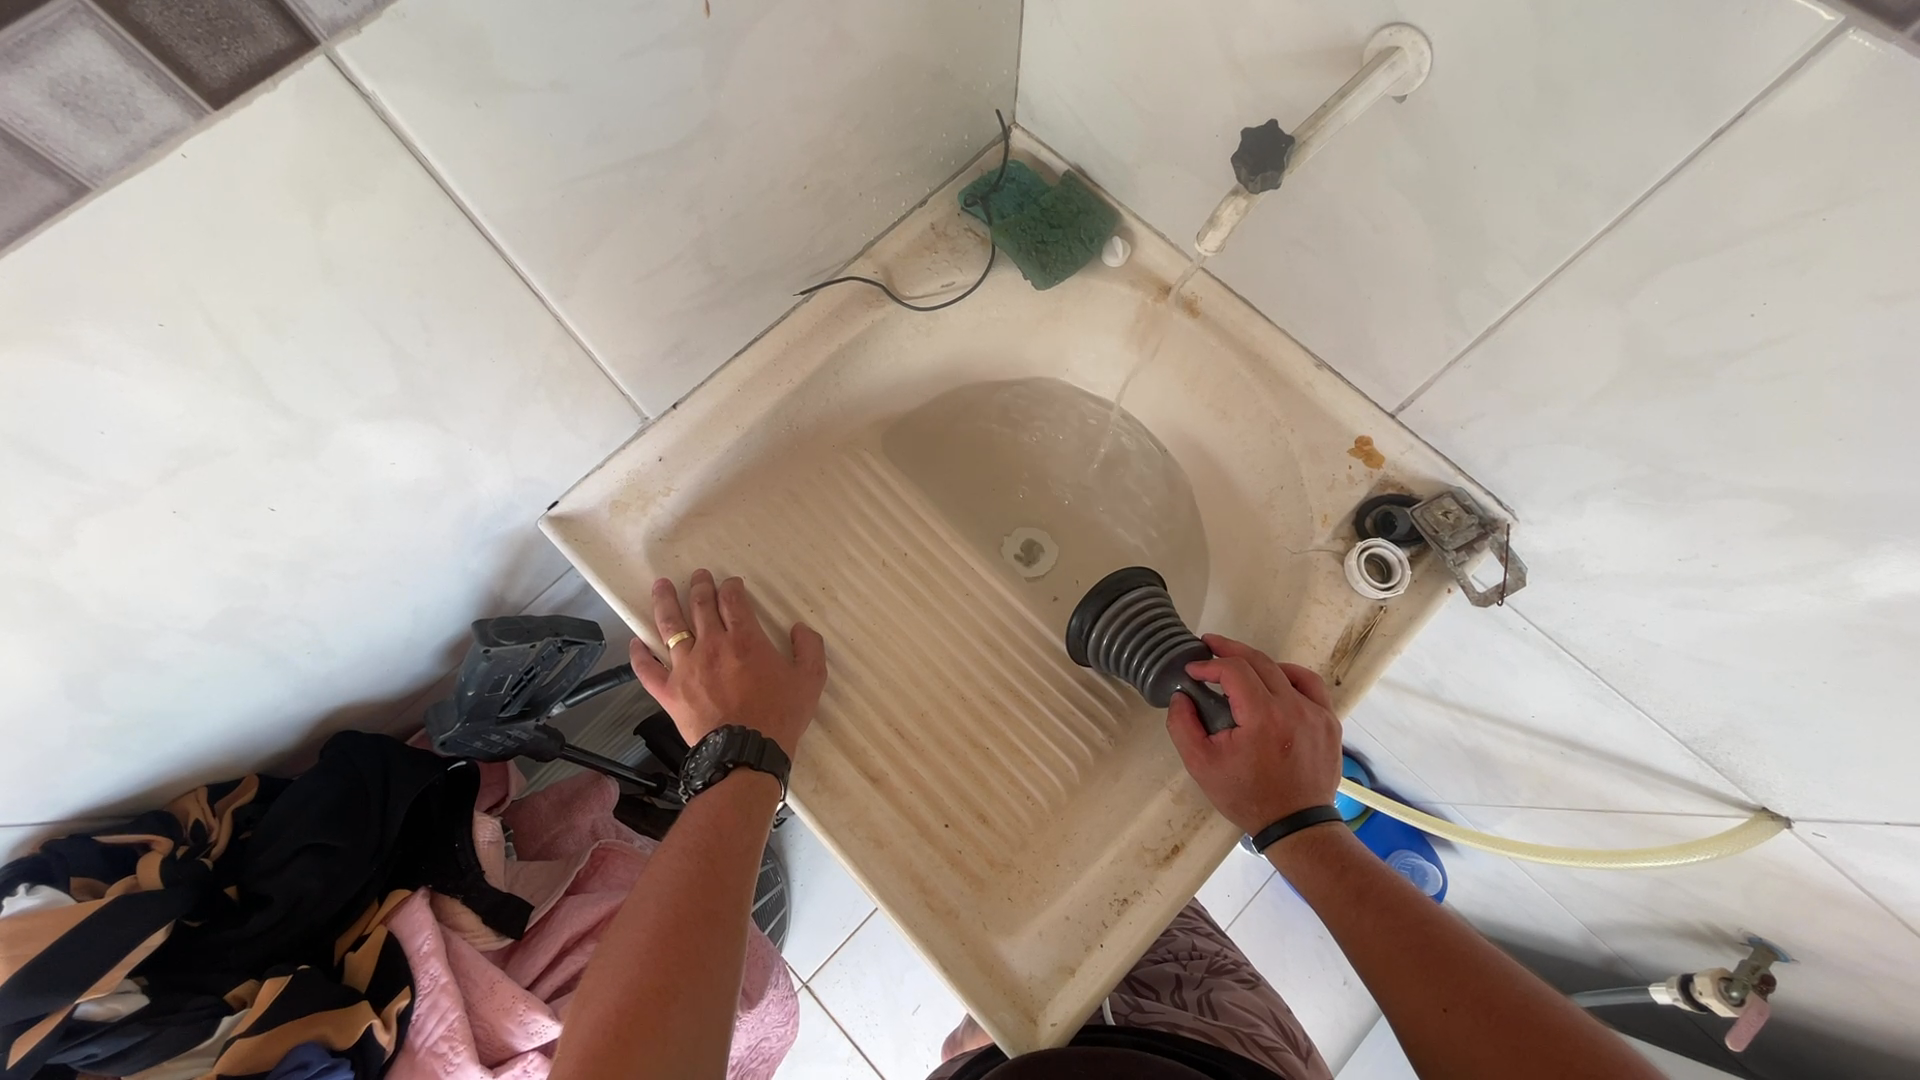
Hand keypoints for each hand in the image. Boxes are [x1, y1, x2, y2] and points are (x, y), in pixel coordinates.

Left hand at [630, 569, 826, 757]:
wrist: (746, 754)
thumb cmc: (780, 716)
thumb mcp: (811, 680)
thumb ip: (810, 648)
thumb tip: (799, 628)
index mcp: (746, 640)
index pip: (733, 601)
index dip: (731, 587)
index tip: (731, 583)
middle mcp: (712, 646)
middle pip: (700, 606)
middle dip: (700, 586)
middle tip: (699, 575)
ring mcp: (685, 668)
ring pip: (670, 627)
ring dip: (665, 602)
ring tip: (661, 586)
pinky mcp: (668, 692)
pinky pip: (647, 669)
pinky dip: (640, 654)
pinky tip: (636, 642)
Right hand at [1165, 634, 1342, 834]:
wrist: (1296, 825)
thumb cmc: (1245, 796)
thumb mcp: (1200, 764)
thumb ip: (1183, 725)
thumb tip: (1182, 695)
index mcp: (1262, 717)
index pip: (1234, 670)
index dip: (1209, 664)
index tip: (1192, 670)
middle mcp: (1294, 707)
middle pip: (1259, 662)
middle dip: (1229, 650)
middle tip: (1208, 645)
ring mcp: (1317, 713)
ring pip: (1285, 670)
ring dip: (1257, 661)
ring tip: (1237, 663)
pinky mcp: (1329, 722)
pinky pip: (1310, 685)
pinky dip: (1288, 676)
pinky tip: (1274, 681)